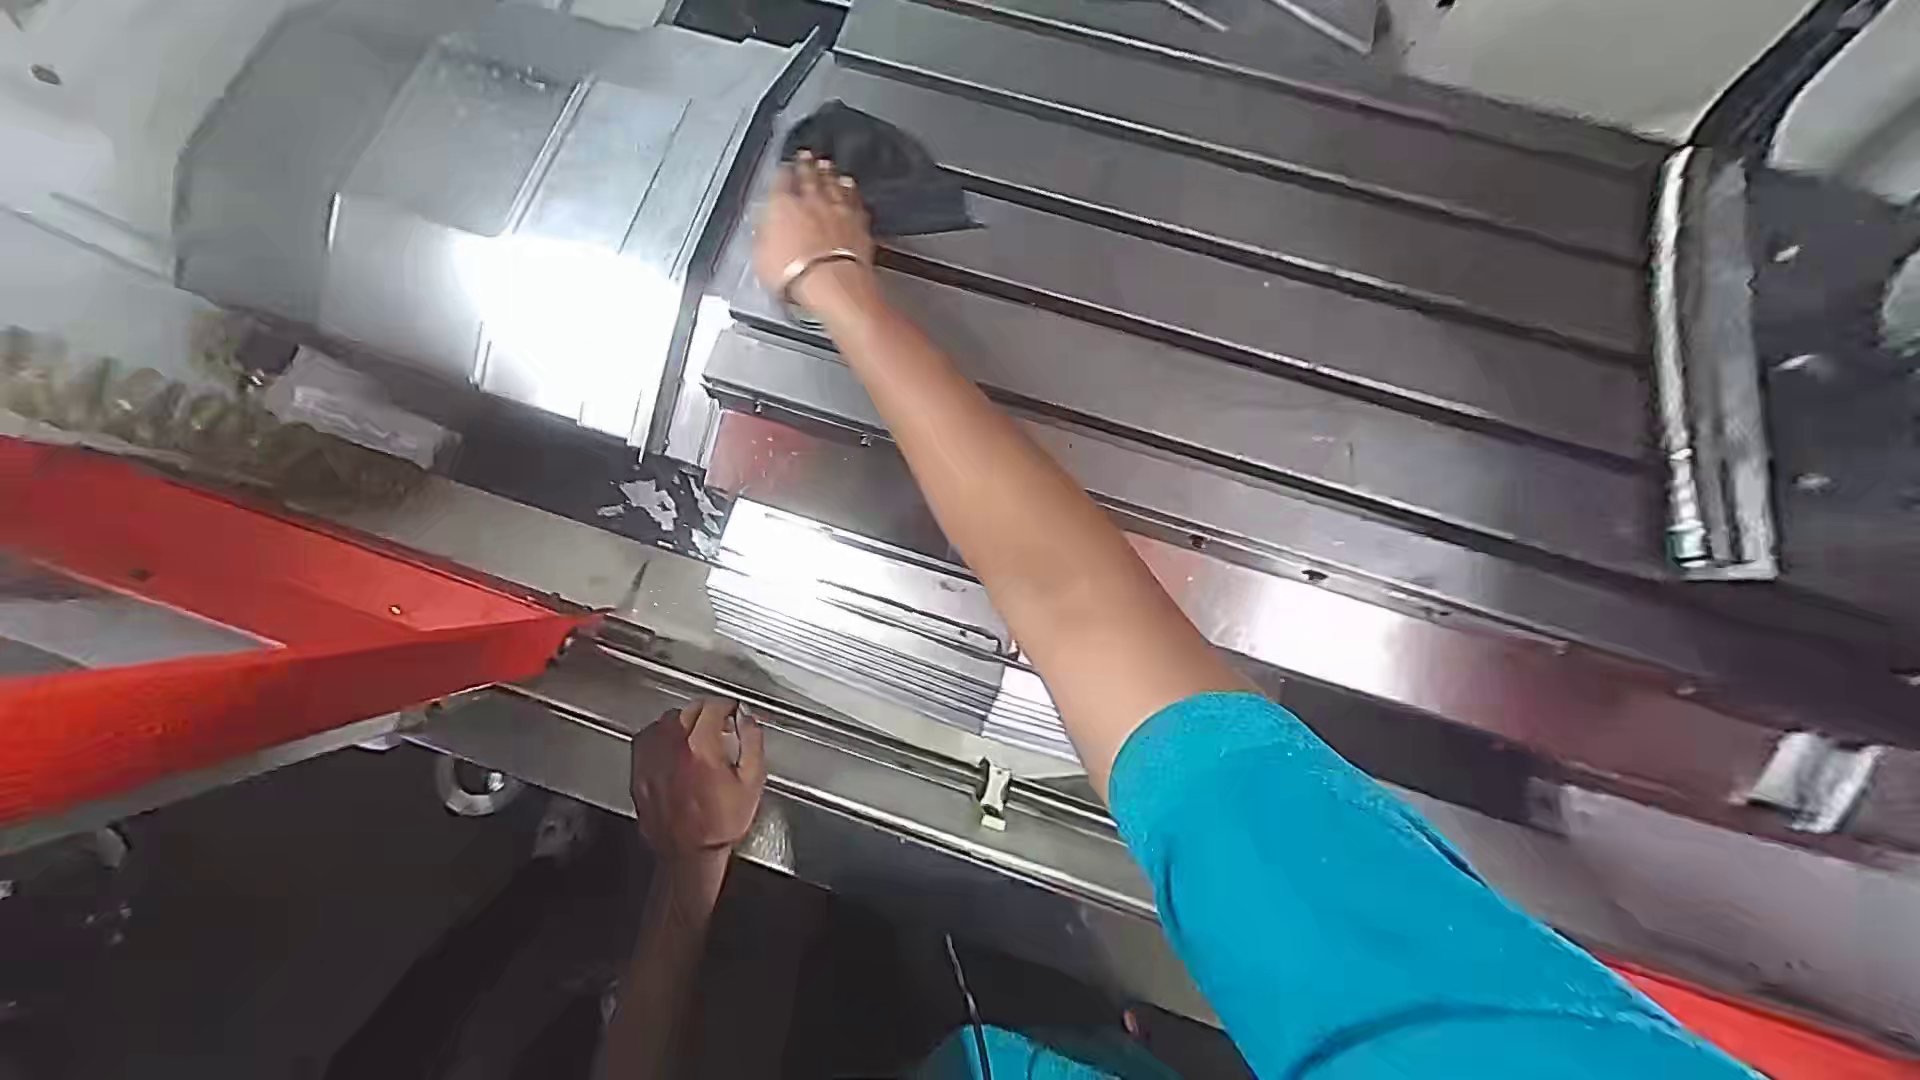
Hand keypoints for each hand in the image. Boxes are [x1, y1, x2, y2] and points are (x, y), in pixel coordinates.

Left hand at [629, 698, 766, 861]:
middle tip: (719, 722)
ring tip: (696, 731)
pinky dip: (659, 734)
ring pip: (665, 721)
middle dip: (707, 712)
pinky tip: (670, 743)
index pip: (711, 709)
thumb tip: (747, 718)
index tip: (733, 711)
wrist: (690, 856)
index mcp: (702, 750)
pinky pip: (645, 739)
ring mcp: (653, 763)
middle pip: (688, 711)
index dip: (726, 706)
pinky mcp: (640, 775)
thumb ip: (753, 743)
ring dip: (683, 721)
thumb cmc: (722, 823)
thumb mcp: (752, 781)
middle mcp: (673, 751)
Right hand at [753, 152, 876, 307]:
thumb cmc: (794, 275)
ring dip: (830, 174)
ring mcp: (837, 210)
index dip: (781, 173)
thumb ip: (763, 237)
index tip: (783, 168)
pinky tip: (852, 189)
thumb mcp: (762, 258)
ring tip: (828, 166)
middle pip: (808, 176)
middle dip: (806, 164)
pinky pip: (855, 201)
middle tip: (806, 155)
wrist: (832, 284)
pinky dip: (852, 192)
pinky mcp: (858, 224)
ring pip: (833, 184)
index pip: (780, 181)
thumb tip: (763, 228)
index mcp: (782, 205)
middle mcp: (811, 201)